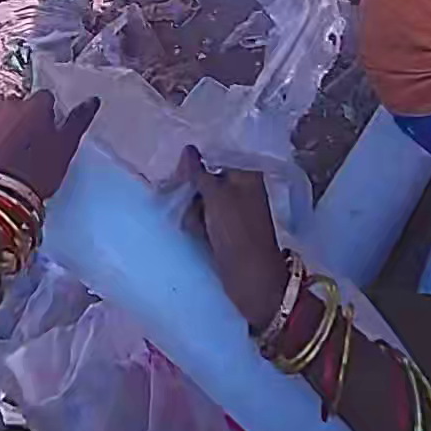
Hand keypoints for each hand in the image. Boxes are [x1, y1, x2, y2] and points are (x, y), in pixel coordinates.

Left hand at [0, 90, 100, 198]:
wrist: (0, 196)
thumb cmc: (37, 170)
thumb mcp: (67, 146)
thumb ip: (79, 119)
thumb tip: (92, 100)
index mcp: (35, 105)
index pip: (45, 98)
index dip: (48, 114)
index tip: (50, 130)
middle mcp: (9, 106)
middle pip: (20, 106)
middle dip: (24, 119)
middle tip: (32, 143)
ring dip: (5, 129)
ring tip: (12, 153)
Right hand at [182, 146, 289, 332]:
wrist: (253, 282)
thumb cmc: (238, 233)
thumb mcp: (216, 198)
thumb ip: (199, 173)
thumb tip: (188, 148)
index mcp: (246, 173)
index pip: (215, 155)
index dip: (194, 163)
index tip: (177, 171)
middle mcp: (241, 186)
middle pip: (206, 177)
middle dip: (191, 190)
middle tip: (182, 200)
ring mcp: (233, 208)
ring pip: (201, 198)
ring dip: (192, 210)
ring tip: (194, 225)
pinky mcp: (225, 228)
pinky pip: (204, 216)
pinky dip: (197, 223)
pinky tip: (196, 233)